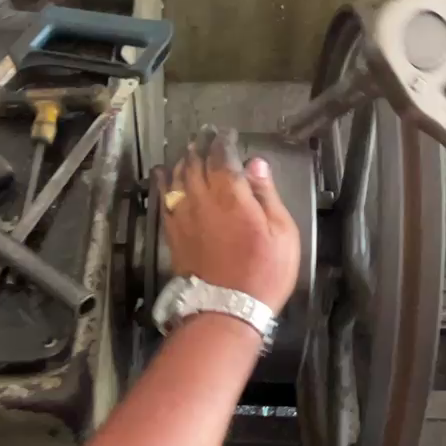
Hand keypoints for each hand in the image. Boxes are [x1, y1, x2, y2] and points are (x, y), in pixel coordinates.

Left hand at [158, 126, 299, 312]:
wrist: (227, 310)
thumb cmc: (263, 273)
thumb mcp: (282, 233)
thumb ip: (267, 195)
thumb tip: (255, 165)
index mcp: (232, 195)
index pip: (222, 157)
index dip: (222, 142)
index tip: (225, 135)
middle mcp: (203, 200)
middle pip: (195, 164)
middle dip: (199, 147)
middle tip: (202, 138)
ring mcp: (184, 217)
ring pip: (176, 179)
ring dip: (181, 163)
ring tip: (186, 154)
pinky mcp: (173, 235)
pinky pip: (164, 201)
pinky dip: (163, 185)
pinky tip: (164, 177)